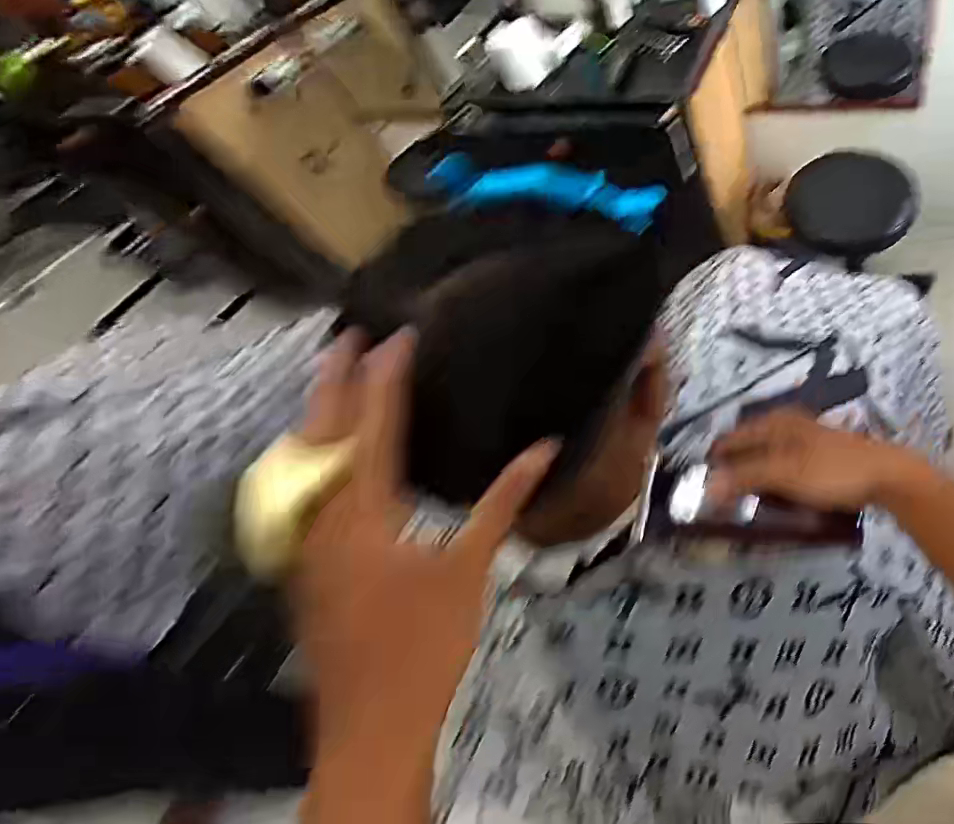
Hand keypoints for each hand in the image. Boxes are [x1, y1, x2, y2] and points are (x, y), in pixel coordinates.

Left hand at [296, 331, 554, 760]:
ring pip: (304, 464)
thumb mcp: (472, 564)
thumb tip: (547, 447)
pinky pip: (308, 489)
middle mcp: (322, 520)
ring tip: (336, 377)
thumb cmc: (427, 636)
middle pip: (319, 439)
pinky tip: (336, 451)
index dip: (383, 381)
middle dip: (331, 385)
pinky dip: (321, 452)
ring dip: (320, 415)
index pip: (371, 431)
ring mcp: (306, 543)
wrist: (372, 716)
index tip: (398, 337)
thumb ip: (504, 500)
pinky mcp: (310, 561)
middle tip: (347, 338)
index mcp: (362, 515)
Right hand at [709, 410, 932, 510]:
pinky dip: (773, 481)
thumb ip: (746, 477)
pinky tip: (773, 497)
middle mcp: (790, 425)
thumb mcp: (786, 473)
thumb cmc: (834, 471)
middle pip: (750, 446)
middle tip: (715, 501)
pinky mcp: (820, 458)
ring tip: (739, 503)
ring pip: (768, 457)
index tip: (696, 489)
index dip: (714, 462)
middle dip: (731, 470)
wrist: (886, 475)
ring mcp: (807, 441)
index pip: (733, 439)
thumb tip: (705, 486)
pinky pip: (785, 468)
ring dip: (752, 478)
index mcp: (778, 423)